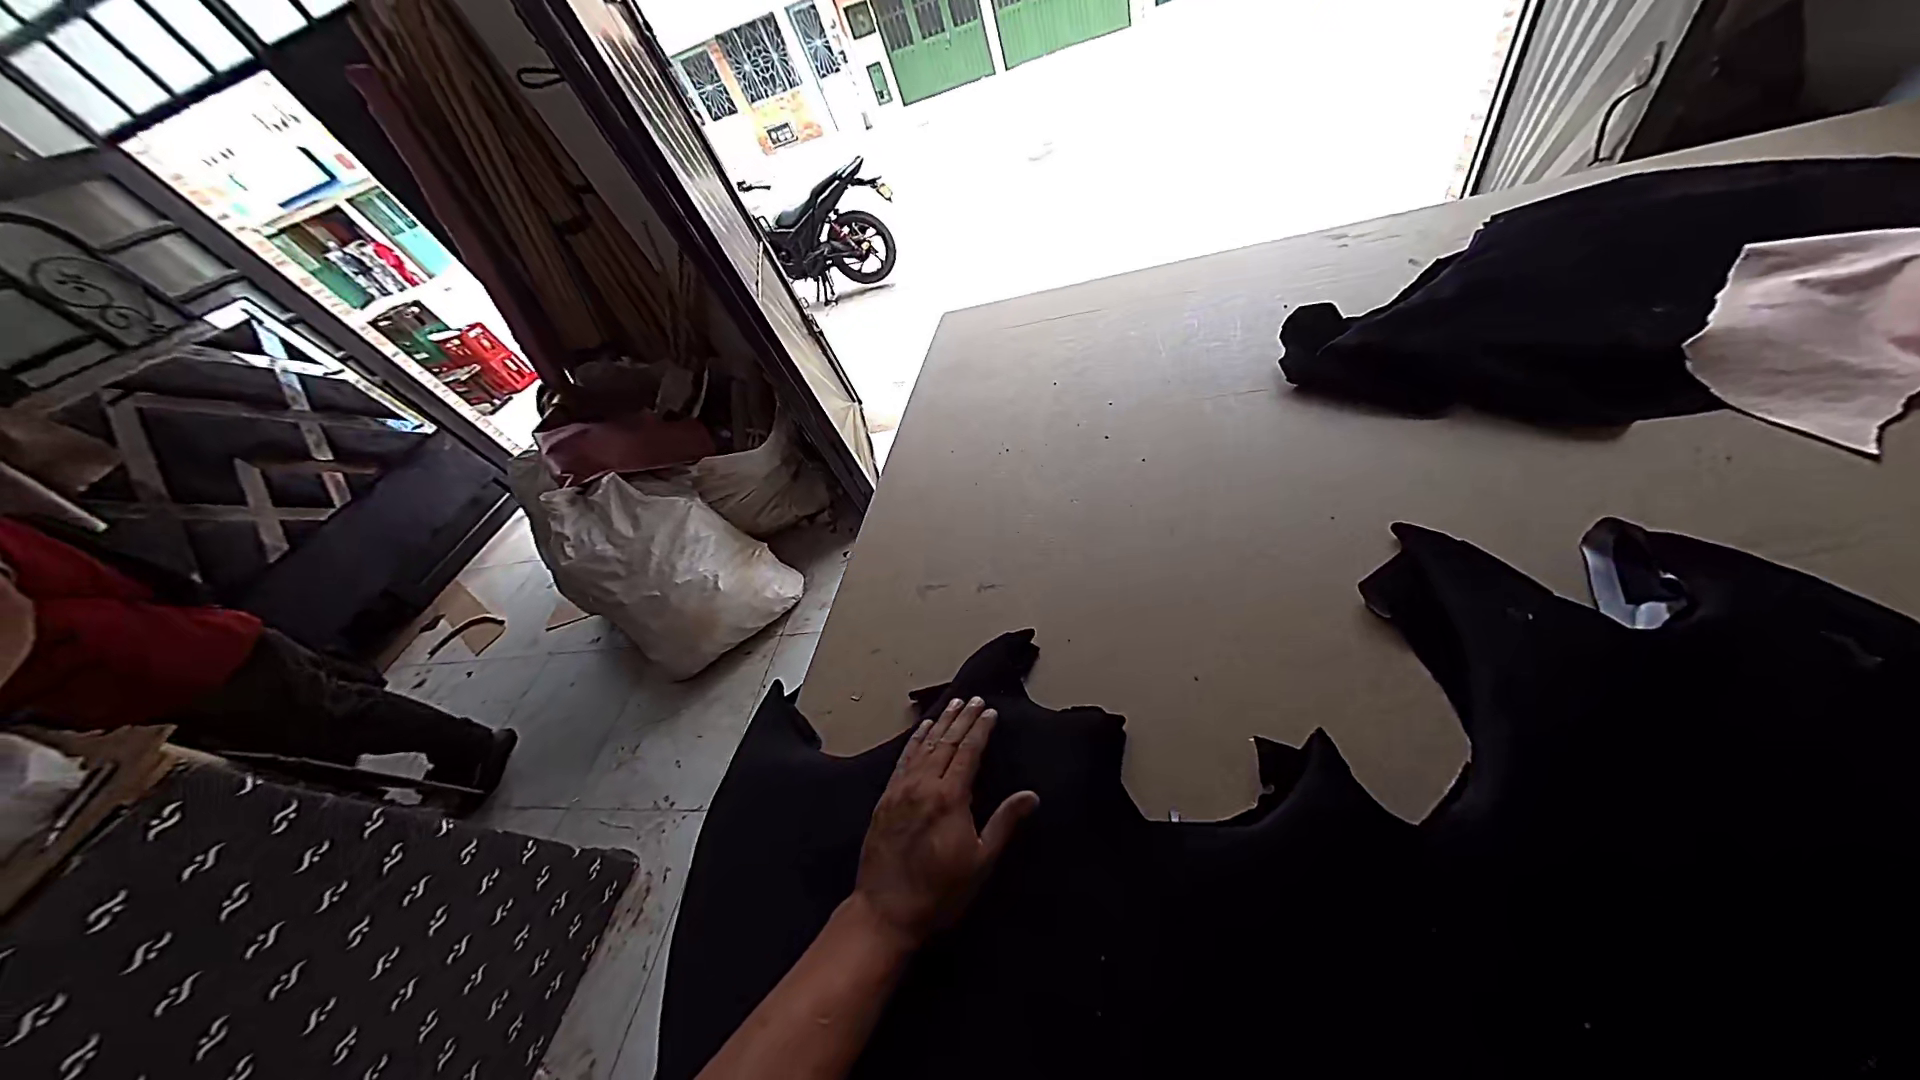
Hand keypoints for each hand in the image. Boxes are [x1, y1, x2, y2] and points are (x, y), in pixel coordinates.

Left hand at [850, 697, 1038, 947]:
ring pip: (924, 746)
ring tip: (953, 704)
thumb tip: (1031, 796)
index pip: (968, 752)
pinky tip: (921, 730)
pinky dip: (915, 740)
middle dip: (963, 719)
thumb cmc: (940, 892)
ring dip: (940, 723)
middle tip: (974, 699)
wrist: (886, 910)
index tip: (989, 712)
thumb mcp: (981, 861)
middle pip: (946, 742)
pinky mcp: (886, 798)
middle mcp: (924, 785)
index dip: (980, 729)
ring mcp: (901, 790)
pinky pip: (903, 759)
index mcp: (949, 797)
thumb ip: (1005, 822)